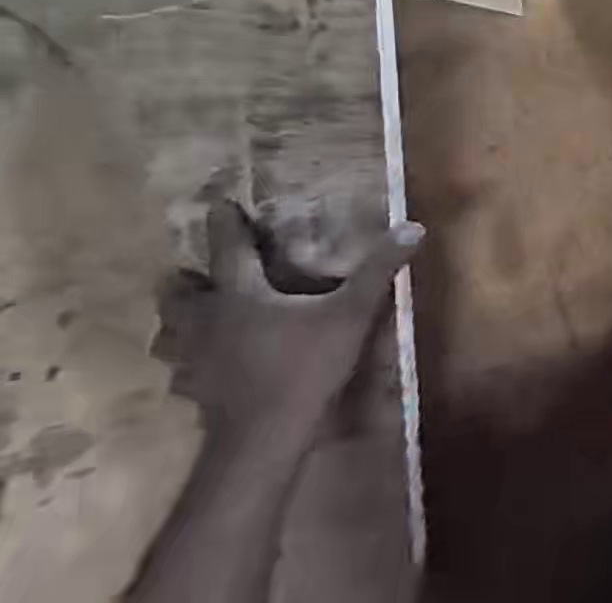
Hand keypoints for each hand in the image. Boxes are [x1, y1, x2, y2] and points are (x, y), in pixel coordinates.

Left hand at [156, 201, 421, 443]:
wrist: (265, 432)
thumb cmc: (307, 363)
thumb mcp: (354, 311)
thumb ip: (380, 269)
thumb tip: (413, 226)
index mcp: (240, 297)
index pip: (229, 252)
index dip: (227, 227)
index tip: (218, 205)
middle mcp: (206, 322)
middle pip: (178, 295)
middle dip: (184, 280)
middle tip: (192, 271)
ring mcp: (193, 359)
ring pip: (170, 332)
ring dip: (179, 320)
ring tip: (193, 316)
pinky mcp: (194, 388)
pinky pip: (182, 367)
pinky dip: (191, 358)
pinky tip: (206, 364)